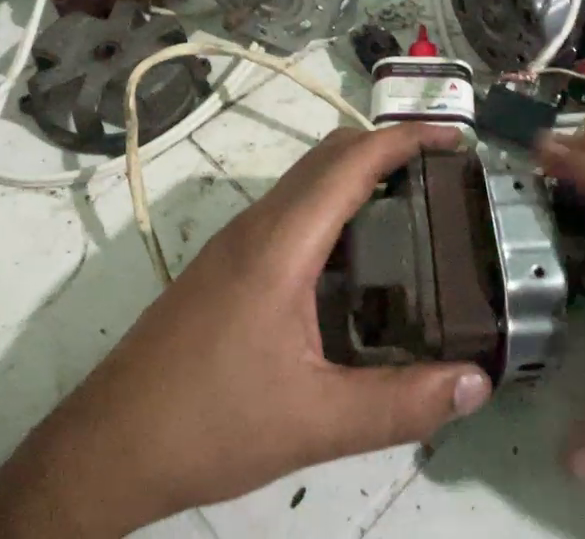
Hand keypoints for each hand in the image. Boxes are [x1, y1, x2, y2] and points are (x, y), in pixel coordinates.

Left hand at [0, 124, 491, 537]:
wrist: (107, 447)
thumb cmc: (208, 424)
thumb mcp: (316, 422)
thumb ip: (402, 404)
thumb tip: (478, 382)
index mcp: (280, 245)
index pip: (351, 162)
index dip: (406, 138)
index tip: (456, 138)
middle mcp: (256, 228)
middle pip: (329, 157)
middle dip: (388, 148)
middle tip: (444, 174)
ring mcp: (235, 245)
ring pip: (305, 182)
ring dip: (358, 175)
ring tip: (412, 208)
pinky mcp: (224, 268)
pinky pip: (290, 212)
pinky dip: (333, 206)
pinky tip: (356, 259)